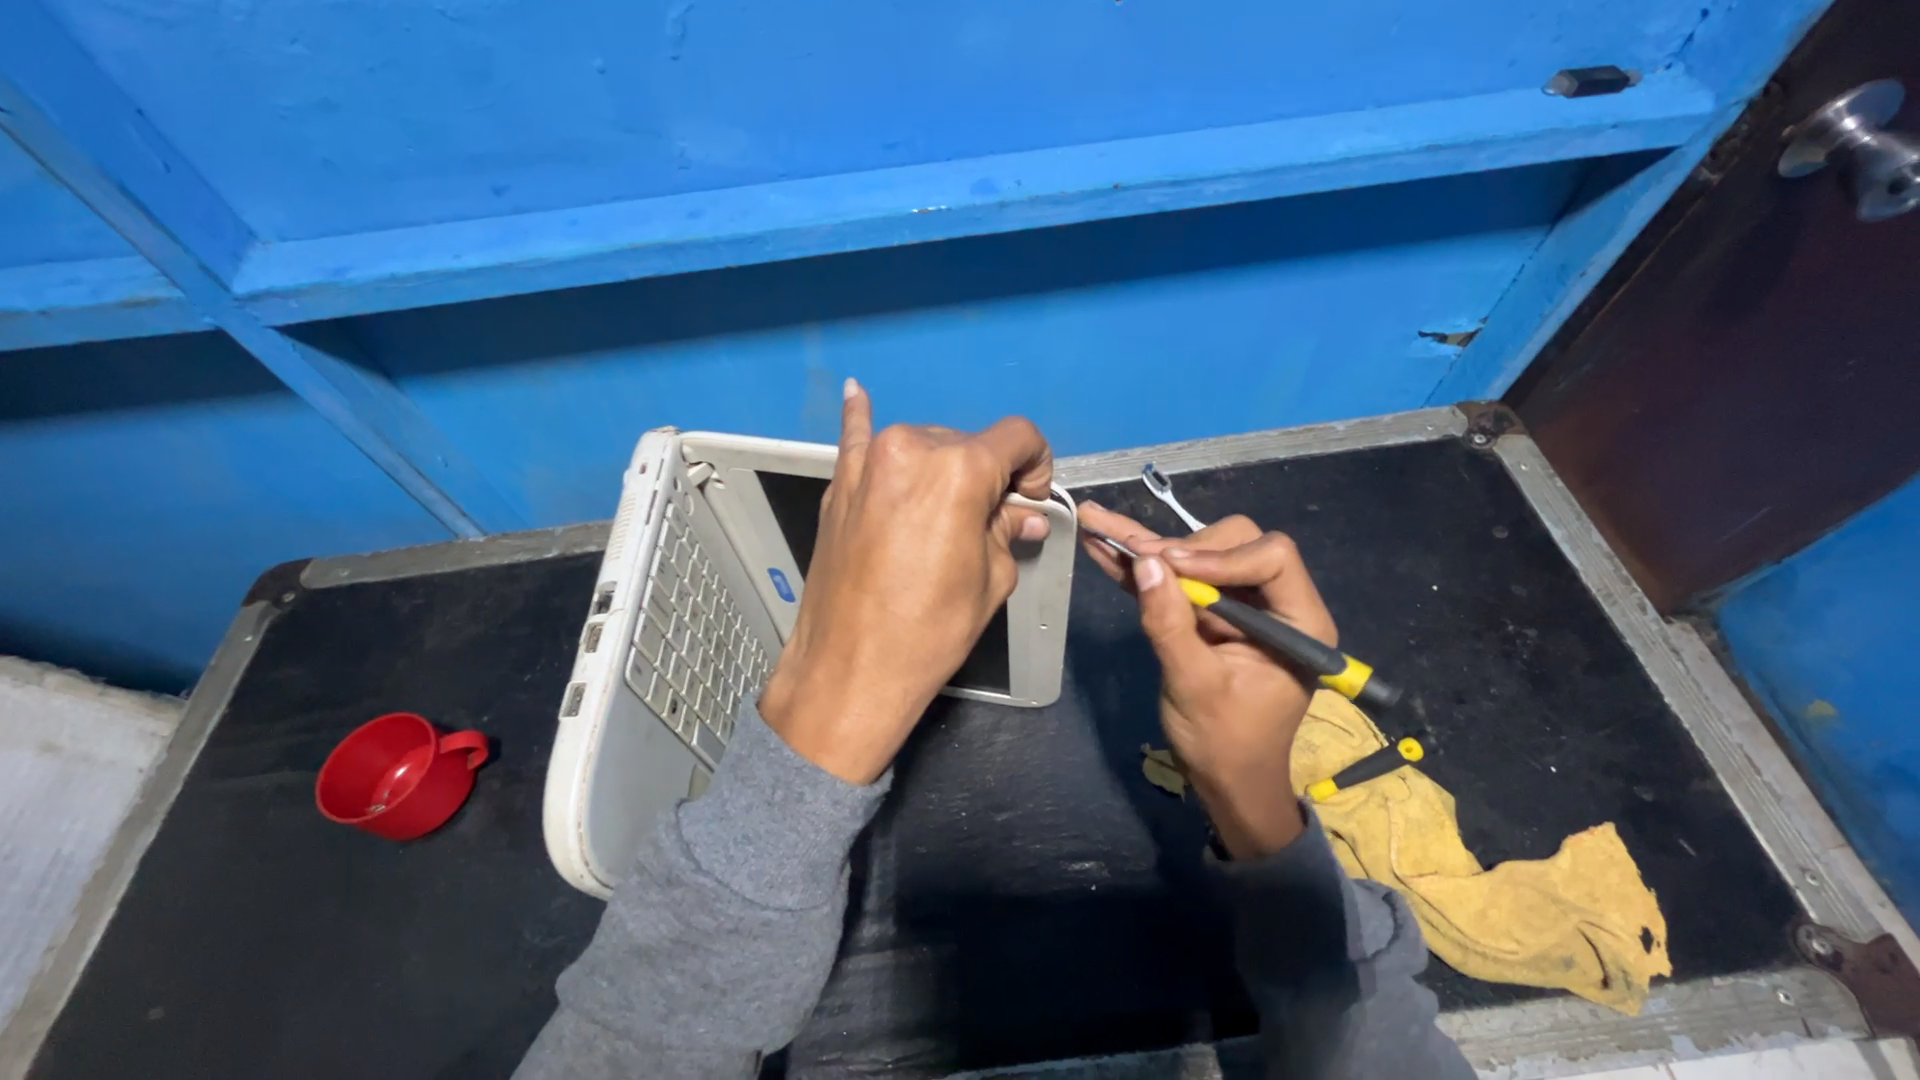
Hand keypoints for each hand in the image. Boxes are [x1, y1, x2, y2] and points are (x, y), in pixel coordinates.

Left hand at [759, 380, 1054, 784]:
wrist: (849, 670)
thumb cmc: (931, 631)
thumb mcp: (990, 581)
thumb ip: (1008, 530)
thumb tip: (1024, 513)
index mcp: (959, 469)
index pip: (1018, 436)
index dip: (1036, 465)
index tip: (1030, 498)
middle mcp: (911, 448)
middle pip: (969, 442)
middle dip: (988, 474)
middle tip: (987, 521)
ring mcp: (867, 463)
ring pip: (924, 444)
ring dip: (942, 466)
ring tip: (941, 512)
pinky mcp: (838, 485)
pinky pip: (853, 436)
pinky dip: (859, 416)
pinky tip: (855, 393)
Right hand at [1078, 502, 1337, 857]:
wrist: (1225, 780)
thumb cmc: (1225, 743)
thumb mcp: (1195, 687)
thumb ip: (1171, 625)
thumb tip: (1145, 563)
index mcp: (1298, 622)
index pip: (1272, 558)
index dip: (1221, 555)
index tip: (1171, 568)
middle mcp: (1275, 603)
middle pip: (1236, 544)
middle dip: (1185, 549)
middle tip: (1139, 561)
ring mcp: (1240, 606)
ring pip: (1201, 552)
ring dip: (1152, 548)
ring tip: (1100, 528)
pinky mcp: (1208, 614)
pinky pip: (1177, 580)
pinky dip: (1142, 567)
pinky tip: (1103, 543)